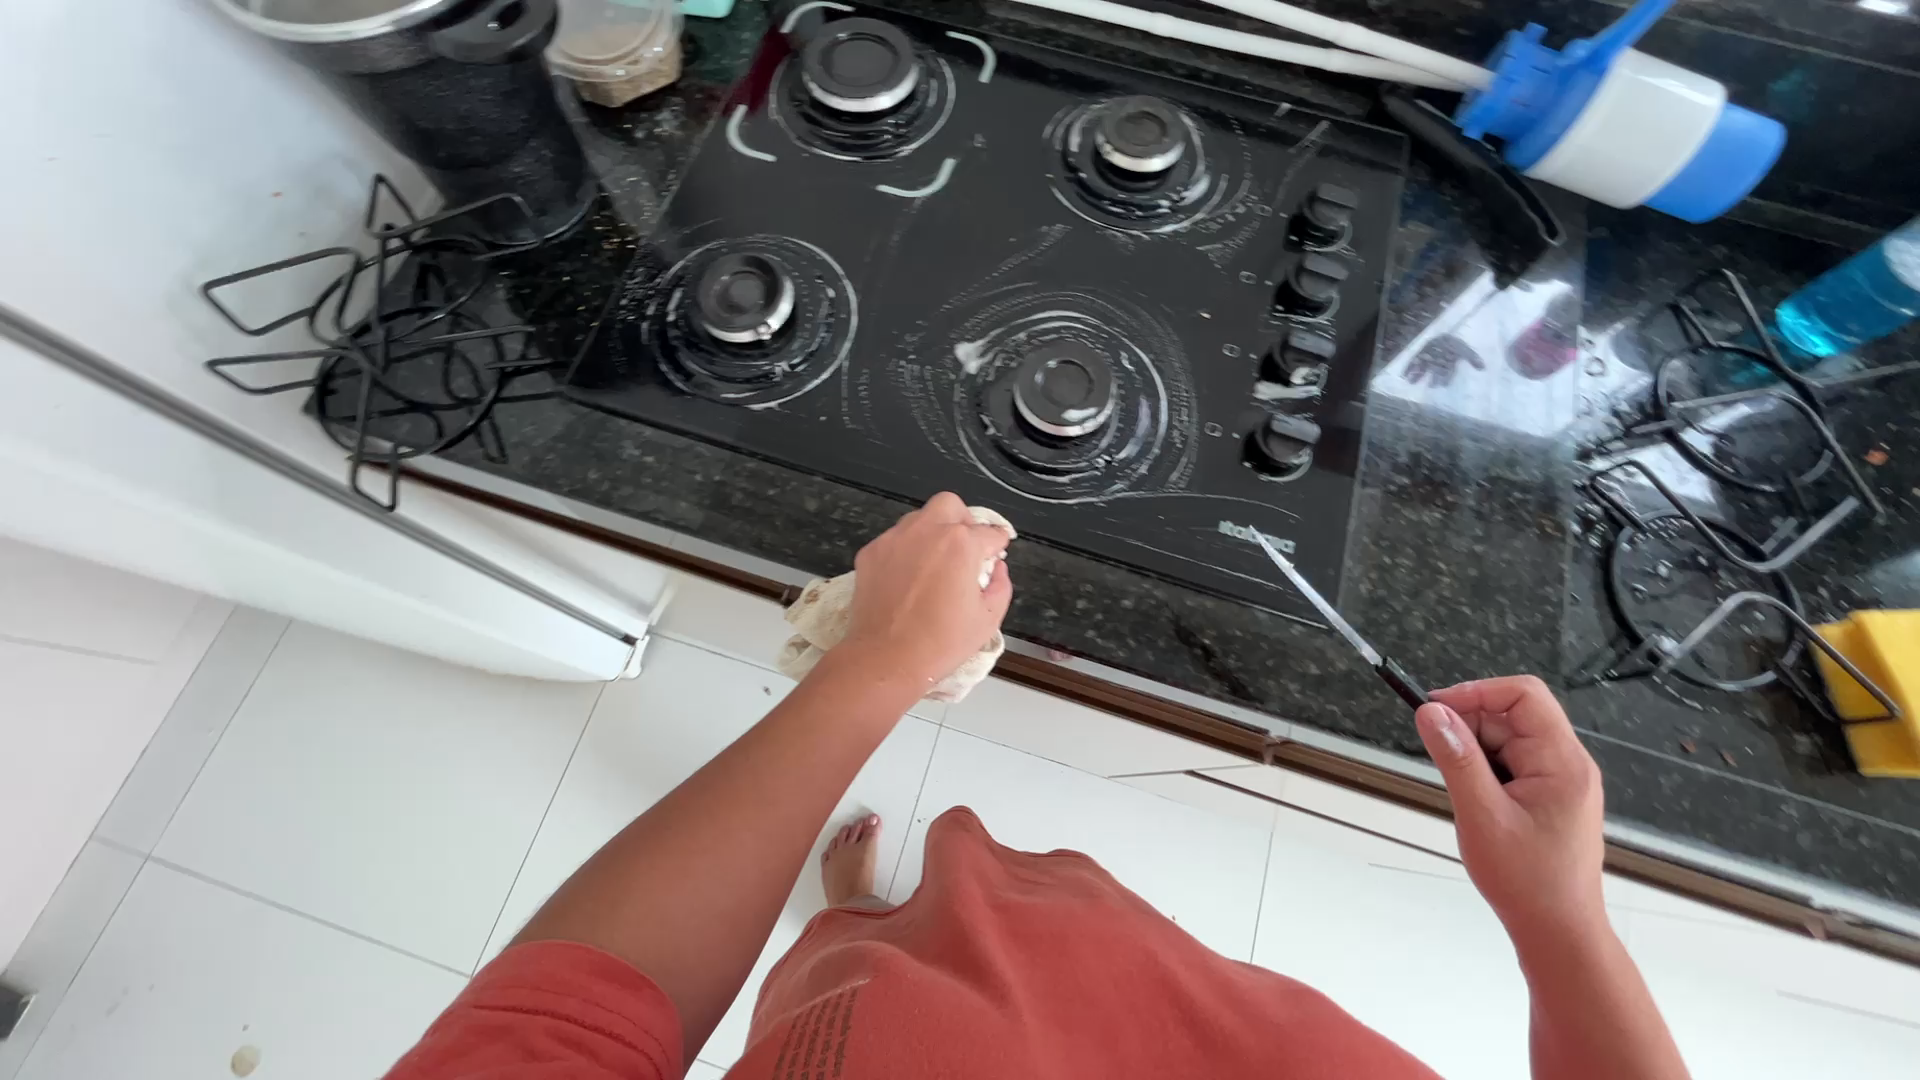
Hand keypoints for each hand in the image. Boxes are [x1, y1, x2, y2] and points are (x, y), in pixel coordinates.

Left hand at [839, 492, 1012, 689]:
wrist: (885, 658)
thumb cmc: (941, 643)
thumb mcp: (988, 619)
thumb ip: (1001, 585)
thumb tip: (997, 569)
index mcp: (961, 544)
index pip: (990, 532)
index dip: (997, 544)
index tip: (995, 555)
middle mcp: (927, 531)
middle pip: (950, 505)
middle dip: (962, 521)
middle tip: (964, 550)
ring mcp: (895, 539)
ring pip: (919, 519)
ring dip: (932, 533)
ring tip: (933, 566)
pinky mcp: (871, 552)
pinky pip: (895, 540)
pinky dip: (906, 552)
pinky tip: (907, 580)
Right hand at [1414, 676, 1605, 946]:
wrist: (1557, 930)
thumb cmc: (1525, 877)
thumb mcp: (1481, 814)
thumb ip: (1456, 758)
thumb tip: (1430, 710)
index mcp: (1562, 761)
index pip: (1524, 695)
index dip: (1476, 691)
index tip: (1434, 709)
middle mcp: (1566, 763)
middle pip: (1510, 714)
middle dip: (1469, 725)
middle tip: (1442, 759)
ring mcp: (1558, 779)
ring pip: (1505, 737)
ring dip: (1473, 750)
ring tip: (1463, 790)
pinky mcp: (1547, 794)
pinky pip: (1508, 760)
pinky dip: (1482, 769)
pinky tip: (1474, 798)